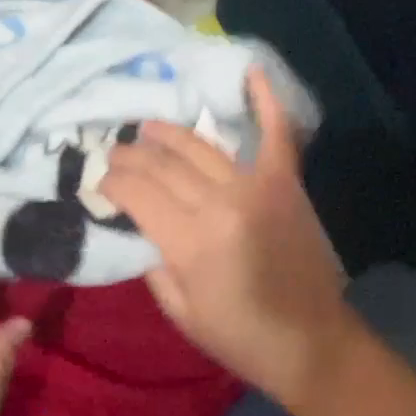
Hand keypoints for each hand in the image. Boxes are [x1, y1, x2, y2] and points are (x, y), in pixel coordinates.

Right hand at [99, 67, 355, 405]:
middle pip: (163, 164)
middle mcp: (220, 203)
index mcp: (191, 241)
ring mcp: (255, 186)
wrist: (315, 344)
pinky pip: (275, 134)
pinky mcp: (284, 181)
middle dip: (132, 155)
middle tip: (115, 151)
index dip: (113, 181)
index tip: (101, 179)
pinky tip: (252, 71)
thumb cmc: (242, 336)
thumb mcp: (181, 313)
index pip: (137, 192)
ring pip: (200, 146)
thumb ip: (154, 263)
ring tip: (148, 128)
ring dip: (168, 134)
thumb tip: (140, 222)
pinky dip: (266, 101)